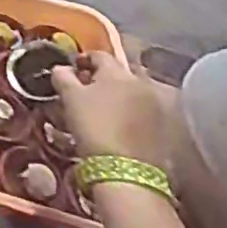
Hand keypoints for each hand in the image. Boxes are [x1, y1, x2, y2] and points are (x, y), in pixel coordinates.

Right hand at [52, 51, 172, 166]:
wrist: (126, 172)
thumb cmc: (93, 126)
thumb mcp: (69, 97)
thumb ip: (63, 76)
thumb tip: (62, 68)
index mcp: (117, 72)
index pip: (99, 56)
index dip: (83, 59)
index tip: (71, 69)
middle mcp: (141, 83)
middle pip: (119, 72)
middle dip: (104, 77)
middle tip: (87, 88)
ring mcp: (155, 106)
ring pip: (133, 92)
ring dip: (118, 94)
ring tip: (103, 108)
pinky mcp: (163, 128)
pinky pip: (142, 110)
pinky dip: (129, 111)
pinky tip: (117, 124)